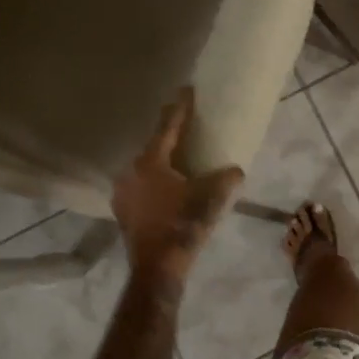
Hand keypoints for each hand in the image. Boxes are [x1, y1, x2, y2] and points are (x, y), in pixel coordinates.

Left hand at [112, 88, 243, 274]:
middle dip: (170, 137)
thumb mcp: (214, 196)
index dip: (180, 108)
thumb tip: (235, 169)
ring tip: (180, 161)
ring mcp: (123, 194)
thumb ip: (228, 177)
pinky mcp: (123, 213)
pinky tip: (169, 190)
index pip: (168, 127)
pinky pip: (142, 187)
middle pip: (154, 147)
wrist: (158, 267)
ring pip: (146, 169)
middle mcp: (131, 172)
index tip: (186, 90)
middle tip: (187, 128)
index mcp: (151, 162)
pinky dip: (156, 183)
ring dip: (162, 163)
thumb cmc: (184, 224)